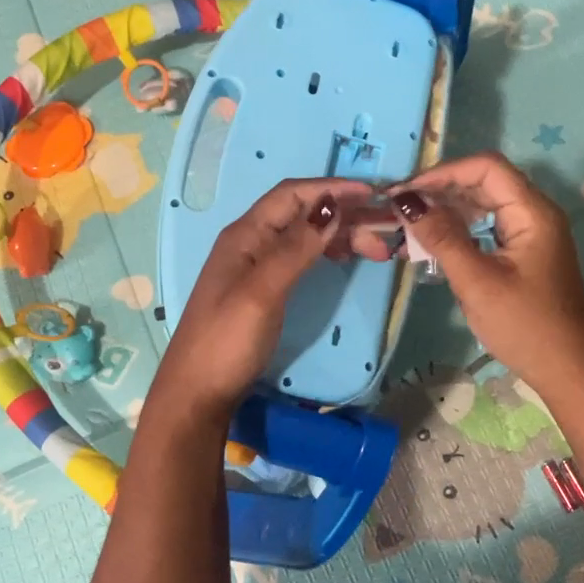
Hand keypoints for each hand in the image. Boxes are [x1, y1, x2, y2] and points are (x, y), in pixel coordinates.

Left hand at [147, 179, 372, 423]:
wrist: (198, 393)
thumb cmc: (227, 341)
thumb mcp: (263, 292)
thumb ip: (297, 248)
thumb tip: (332, 205)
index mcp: (246, 234)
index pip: (293, 194)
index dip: (333, 189)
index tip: (374, 195)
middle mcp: (251, 242)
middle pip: (303, 213)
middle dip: (345, 215)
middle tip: (385, 234)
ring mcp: (256, 266)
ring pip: (305, 235)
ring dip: (340, 235)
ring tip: (377, 249)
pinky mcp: (264, 288)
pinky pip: (301, 256)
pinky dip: (326, 252)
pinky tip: (345, 259)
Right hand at [391, 153, 583, 397]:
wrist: (568, 371)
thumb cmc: (524, 326)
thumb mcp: (477, 282)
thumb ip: (442, 238)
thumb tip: (407, 202)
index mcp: (533, 212)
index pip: (486, 168)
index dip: (443, 172)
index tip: (406, 192)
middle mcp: (536, 213)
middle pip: (486, 181)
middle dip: (443, 189)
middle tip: (401, 207)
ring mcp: (533, 234)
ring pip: (486, 204)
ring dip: (450, 209)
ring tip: (412, 224)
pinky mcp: (527, 253)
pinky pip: (490, 227)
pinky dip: (462, 229)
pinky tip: (436, 244)